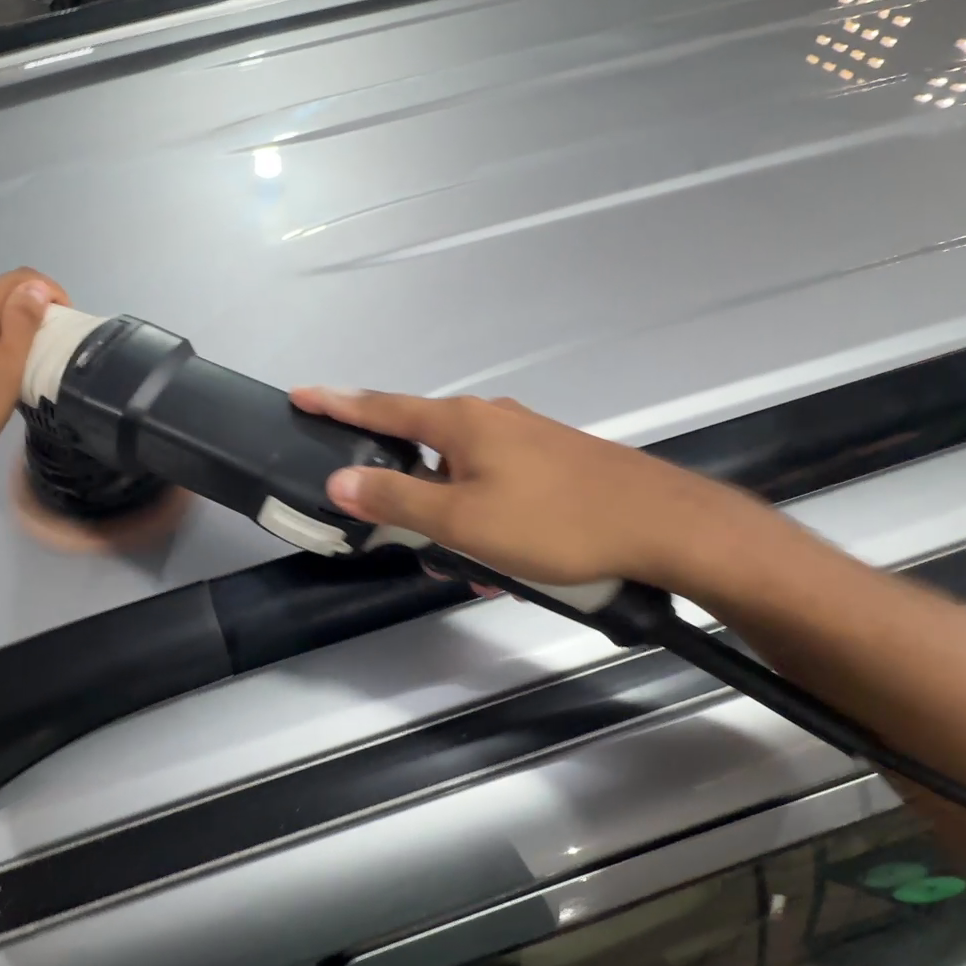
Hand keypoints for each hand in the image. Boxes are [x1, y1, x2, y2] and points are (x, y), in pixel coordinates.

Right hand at [290, 387, 750, 589]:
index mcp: (460, 424)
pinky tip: (506, 565)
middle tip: (404, 538)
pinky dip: (487, 525)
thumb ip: (397, 499)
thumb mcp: (464, 521)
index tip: (299, 395)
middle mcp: (488, 421)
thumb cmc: (556, 522)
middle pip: (420, 450)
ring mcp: (524, 441)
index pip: (380, 407)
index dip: (336, 404)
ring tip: (470, 570)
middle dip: (405, 497)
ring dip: (452, 524)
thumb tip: (340, 481)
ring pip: (461, 480)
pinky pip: (496, 492)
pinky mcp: (552, 464)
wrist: (667, 528)